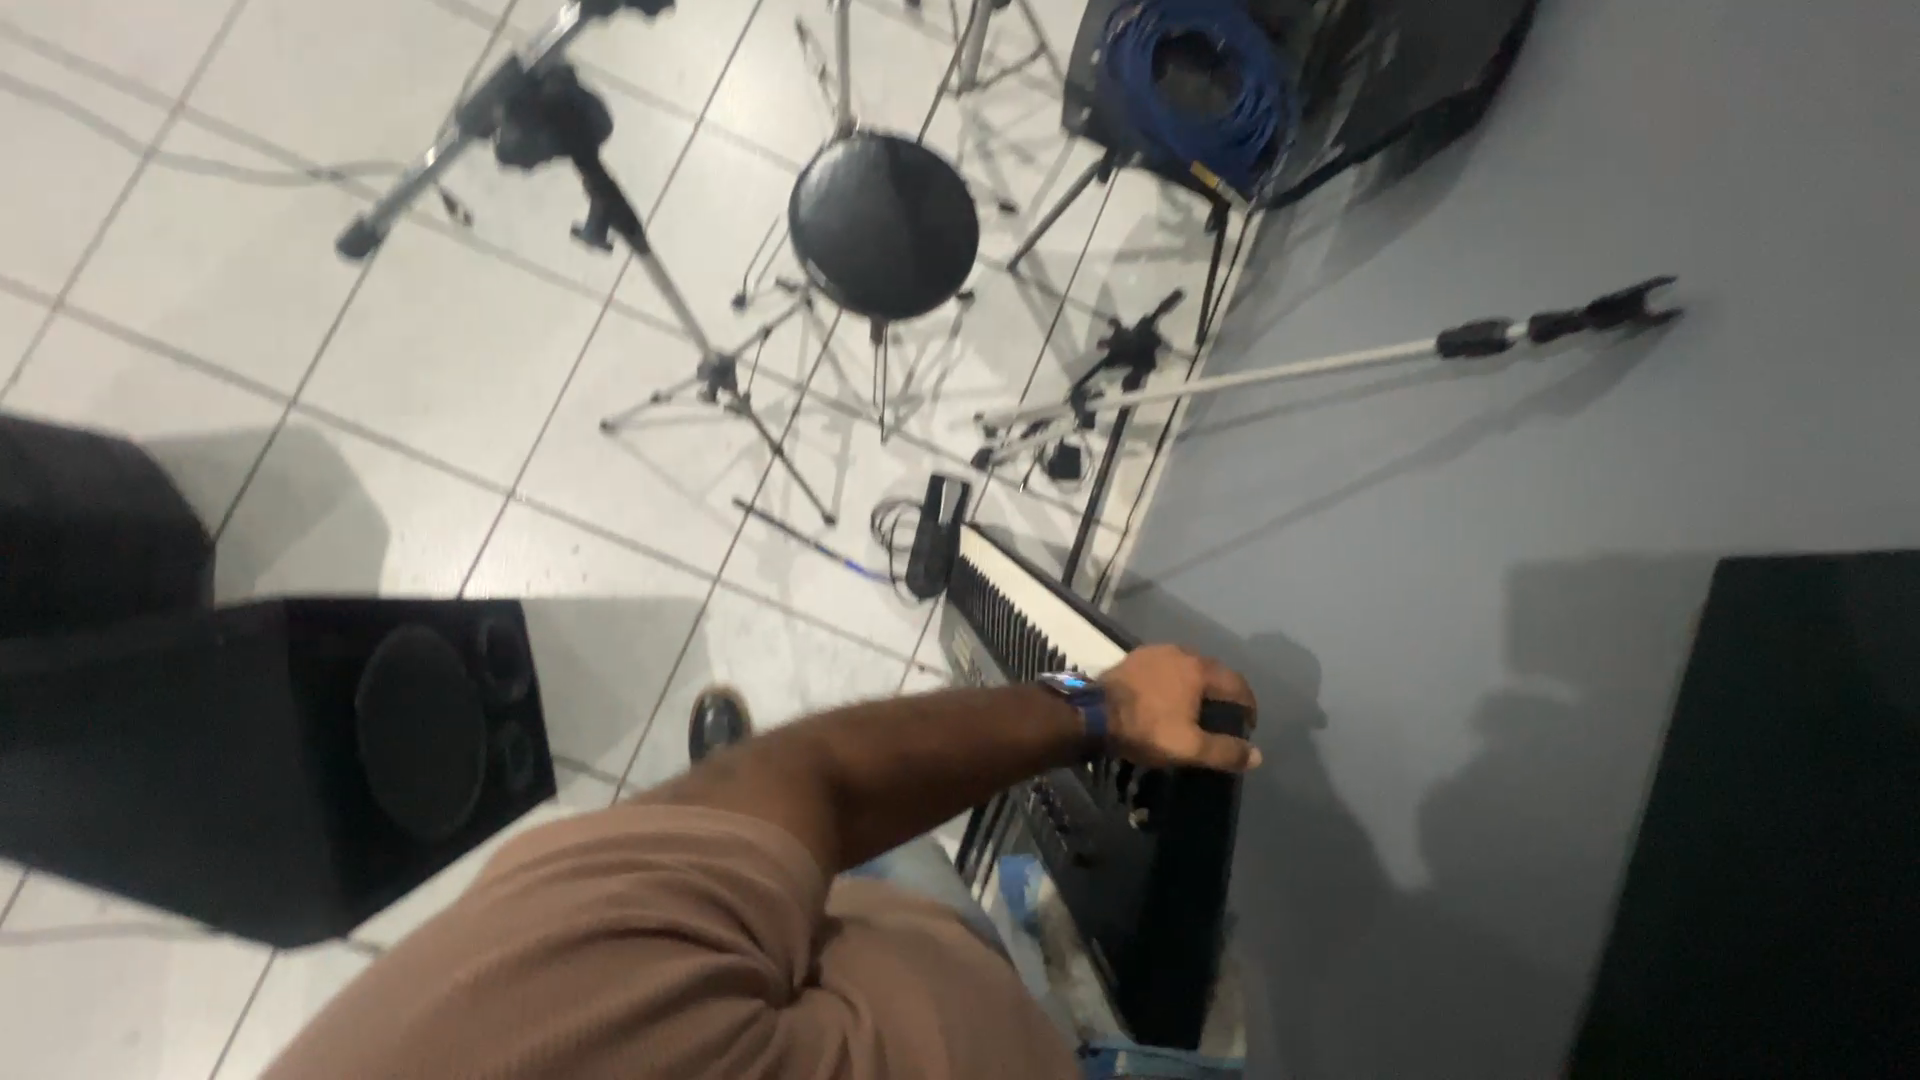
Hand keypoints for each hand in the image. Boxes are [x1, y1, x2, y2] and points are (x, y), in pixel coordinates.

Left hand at [1100, 645, 1260, 771]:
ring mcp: (1154, 651)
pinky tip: (1166, 698)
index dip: (1248, 705)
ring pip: (1187, 667)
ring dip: (1196, 685)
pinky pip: (1164, 667)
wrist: (1094, 714)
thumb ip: (1225, 751)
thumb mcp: (1190, 747)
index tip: (1247, 725)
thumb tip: (1256, 755)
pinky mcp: (1134, 657)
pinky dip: (1173, 681)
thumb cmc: (1146, 728)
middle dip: (1222, 694)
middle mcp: (1180, 652)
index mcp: (1199, 668)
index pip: (1237, 683)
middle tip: (1223, 718)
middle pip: (1212, 671)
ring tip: (1195, 708)